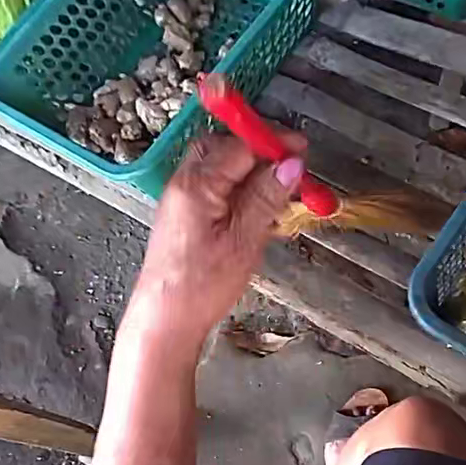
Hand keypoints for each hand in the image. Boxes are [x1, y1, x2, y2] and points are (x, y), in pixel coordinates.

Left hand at [122, 131, 304, 348]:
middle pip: (225, 149)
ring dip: (250, 175)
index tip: (301, 150)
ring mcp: (181, 202)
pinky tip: (256, 215)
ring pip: (220, 170)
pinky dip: (238, 194)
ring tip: (278, 197)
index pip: (240, 144)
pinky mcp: (184, 220)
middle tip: (290, 170)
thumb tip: (290, 165)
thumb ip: (266, 198)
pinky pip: (214, 192)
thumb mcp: (243, 241)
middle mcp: (183, 185)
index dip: (273, 143)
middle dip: (259, 154)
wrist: (165, 321)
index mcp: (196, 185)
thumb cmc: (198, 288)